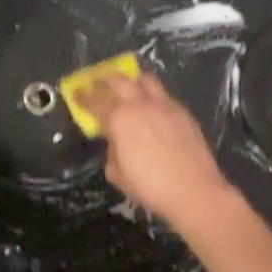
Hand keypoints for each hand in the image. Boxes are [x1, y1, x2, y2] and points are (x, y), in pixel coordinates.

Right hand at [76, 73, 228, 220]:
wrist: (194, 191)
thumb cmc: (149, 186)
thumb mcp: (117, 173)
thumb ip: (112, 151)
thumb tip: (117, 141)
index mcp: (119, 119)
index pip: (95, 102)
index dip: (83, 97)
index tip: (77, 93)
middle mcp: (141, 105)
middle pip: (120, 80)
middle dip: (106, 80)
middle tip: (99, 83)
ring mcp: (165, 106)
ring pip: (146, 80)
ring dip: (133, 81)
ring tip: (129, 88)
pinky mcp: (184, 113)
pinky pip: (164, 97)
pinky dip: (153, 97)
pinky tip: (153, 111)